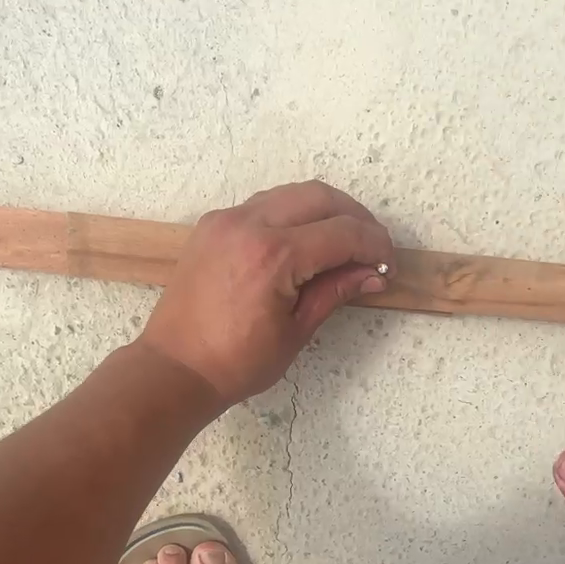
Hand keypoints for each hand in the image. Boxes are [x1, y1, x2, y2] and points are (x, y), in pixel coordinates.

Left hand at [138, 181, 393, 404]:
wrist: (176, 368)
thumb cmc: (235, 363)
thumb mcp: (295, 331)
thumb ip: (334, 292)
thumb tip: (372, 274)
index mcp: (273, 256)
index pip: (341, 233)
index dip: (374, 246)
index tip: (388, 264)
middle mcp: (248, 225)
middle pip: (320, 197)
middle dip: (355, 219)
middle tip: (372, 249)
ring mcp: (226, 221)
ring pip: (291, 194)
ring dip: (324, 211)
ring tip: (343, 245)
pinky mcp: (213, 226)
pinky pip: (264, 205)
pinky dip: (292, 215)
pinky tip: (304, 244)